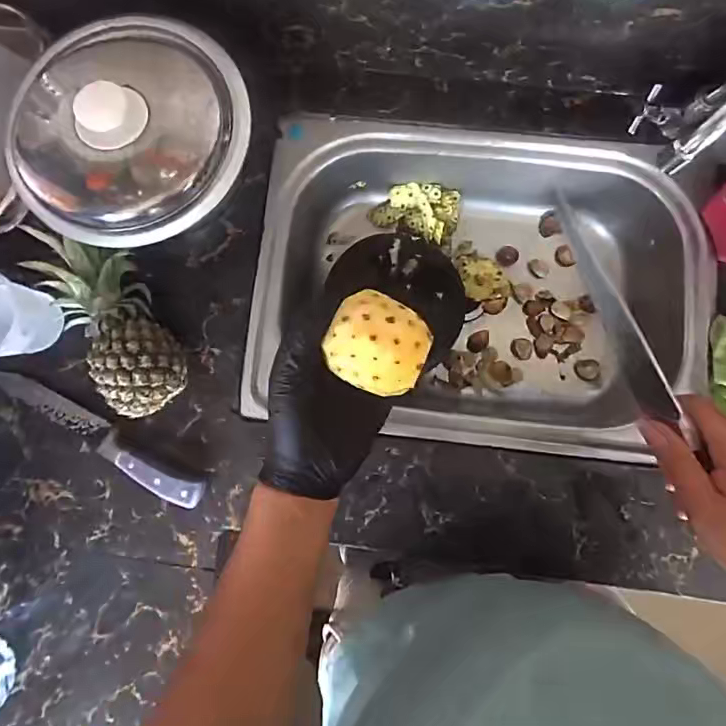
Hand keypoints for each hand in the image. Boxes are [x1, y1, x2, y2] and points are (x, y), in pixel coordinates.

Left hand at [260, 234, 465, 499]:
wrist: (313, 468)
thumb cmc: (295, 419)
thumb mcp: (295, 370)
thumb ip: (311, 335)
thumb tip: (331, 296)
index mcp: (312, 339)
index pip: (334, 299)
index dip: (353, 278)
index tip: (376, 257)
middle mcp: (339, 347)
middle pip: (364, 313)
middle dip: (384, 293)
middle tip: (409, 270)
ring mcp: (362, 367)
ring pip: (385, 334)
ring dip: (403, 317)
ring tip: (425, 293)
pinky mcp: (382, 386)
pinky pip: (399, 362)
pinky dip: (414, 348)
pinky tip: (430, 331)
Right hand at [639, 395, 725, 609]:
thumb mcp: (702, 506)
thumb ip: (676, 462)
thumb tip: (651, 425)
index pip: (698, 406)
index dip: (669, 414)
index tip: (651, 440)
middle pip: (706, 434)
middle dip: (682, 457)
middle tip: (677, 494)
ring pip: (718, 456)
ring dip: (697, 476)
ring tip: (695, 514)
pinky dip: (717, 487)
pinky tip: (715, 518)